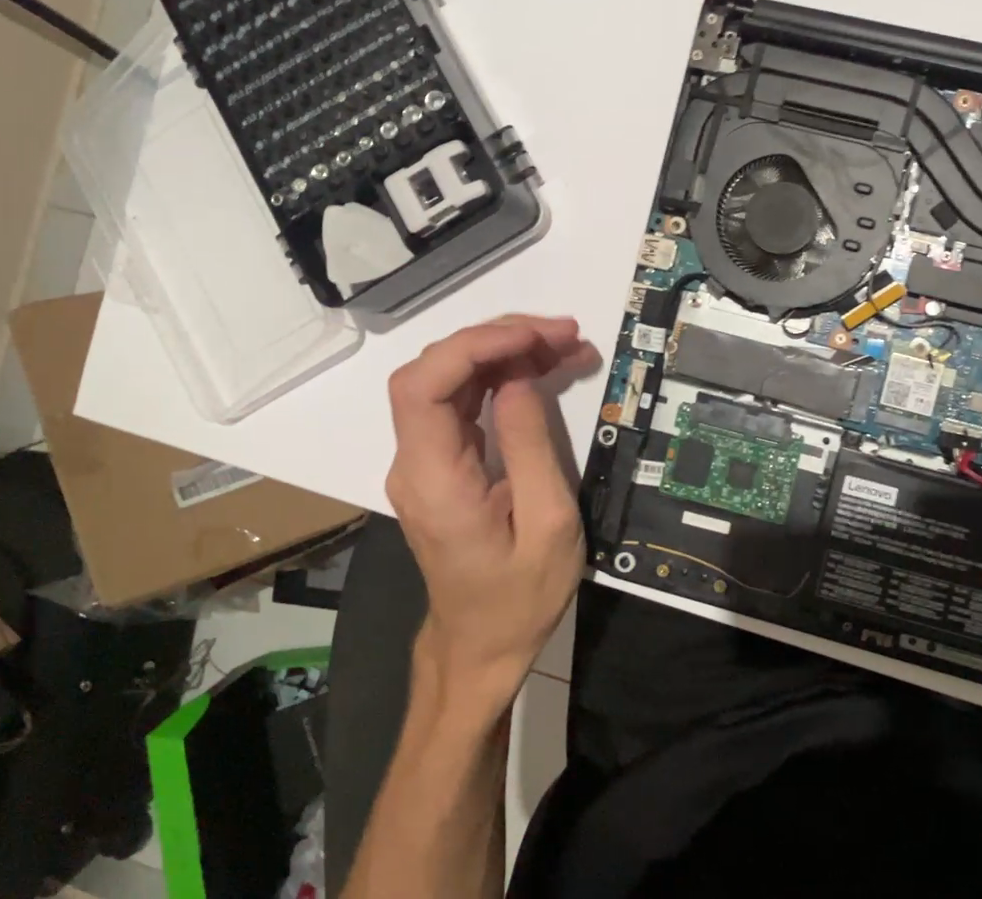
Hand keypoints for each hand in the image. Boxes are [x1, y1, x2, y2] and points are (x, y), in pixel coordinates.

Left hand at [385, 315, 599, 708]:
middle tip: (565, 336)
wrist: (483, 644)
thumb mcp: (548, 525)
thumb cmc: (520, 597)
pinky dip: (501, 378)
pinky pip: (463, 404)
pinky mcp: (442, 465)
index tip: (537, 338)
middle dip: (497, 340)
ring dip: (504, 353)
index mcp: (434, 480)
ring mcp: (424, 462)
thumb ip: (531, 446)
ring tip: (566, 346)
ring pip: (448, 380)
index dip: (474, 346)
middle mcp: (415, 462)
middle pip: (433, 372)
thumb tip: (519, 379)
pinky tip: (543, 370)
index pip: (422, 386)